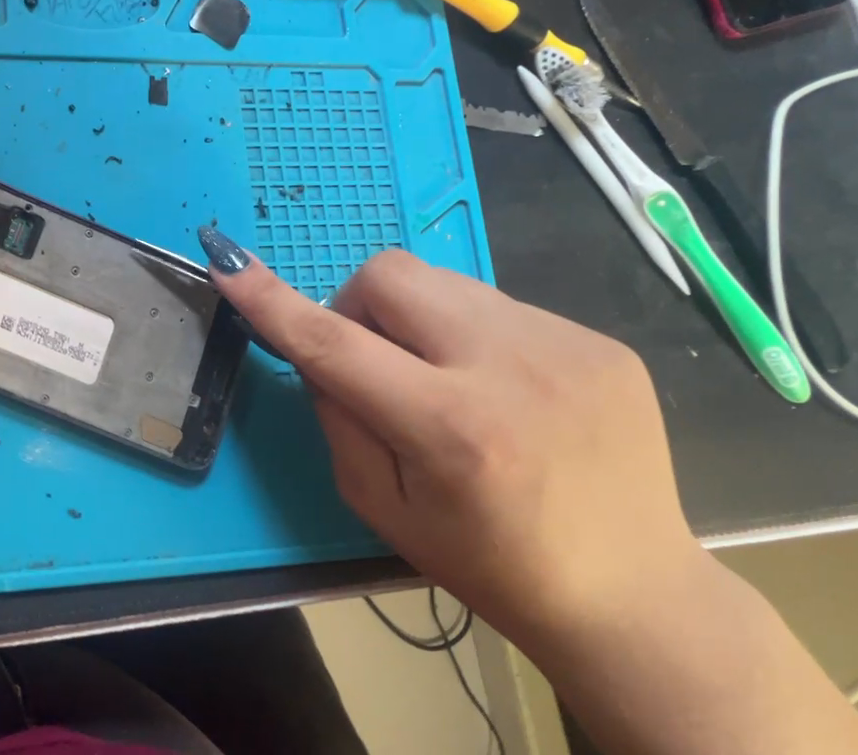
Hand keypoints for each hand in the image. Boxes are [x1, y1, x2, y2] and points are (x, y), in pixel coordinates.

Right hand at [197, 229, 703, 646]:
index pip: (335, 343)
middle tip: (372, 362)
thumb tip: (320, 348)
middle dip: (357, 305)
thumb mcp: (378, 504)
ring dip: (416, 319)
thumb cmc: (484, 561)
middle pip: (390, 275)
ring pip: (443, 281)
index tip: (227, 264)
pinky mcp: (601, 341)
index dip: (272, 300)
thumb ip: (336, 414)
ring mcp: (567, 346)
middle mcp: (512, 370)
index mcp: (450, 429)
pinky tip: (499, 388)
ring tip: (445, 379)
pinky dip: (469, 333)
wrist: (630, 592)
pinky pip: (496, 303)